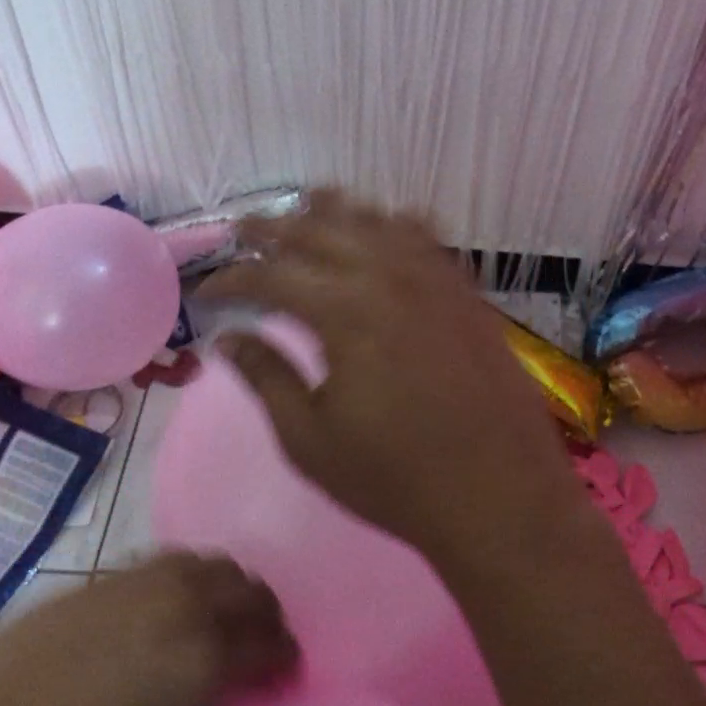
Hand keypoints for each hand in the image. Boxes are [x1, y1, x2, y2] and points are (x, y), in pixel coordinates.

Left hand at [0, 554, 296, 705]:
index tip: (285, 668)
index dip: (285, 655)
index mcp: (205, 652)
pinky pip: (166, 561)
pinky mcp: (105, 576)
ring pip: (209, 563)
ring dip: (225, 586)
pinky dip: (184, 578)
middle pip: (247, 588)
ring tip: (216, 614)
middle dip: (262, 612)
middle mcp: (182, 602)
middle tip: (259, 639)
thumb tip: (231, 672)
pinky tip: (169, 602)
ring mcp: (142, 581)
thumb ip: (212, 690)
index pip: (270, 640)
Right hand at [199, 191, 584, 565]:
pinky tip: (381, 231)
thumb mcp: (310, 440)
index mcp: (344, 311)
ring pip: (376, 221)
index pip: (272, 276)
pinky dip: (392, 225)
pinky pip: (425, 237)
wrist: (499, 495)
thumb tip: (226, 338)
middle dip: (273, 228)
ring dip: (333, 212)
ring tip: (304, 210)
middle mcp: (390, 277)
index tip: (206, 291)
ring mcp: (436, 279)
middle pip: (321, 231)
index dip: (232, 280)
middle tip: (242, 231)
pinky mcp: (466, 293)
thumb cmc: (395, 478)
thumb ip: (266, 378)